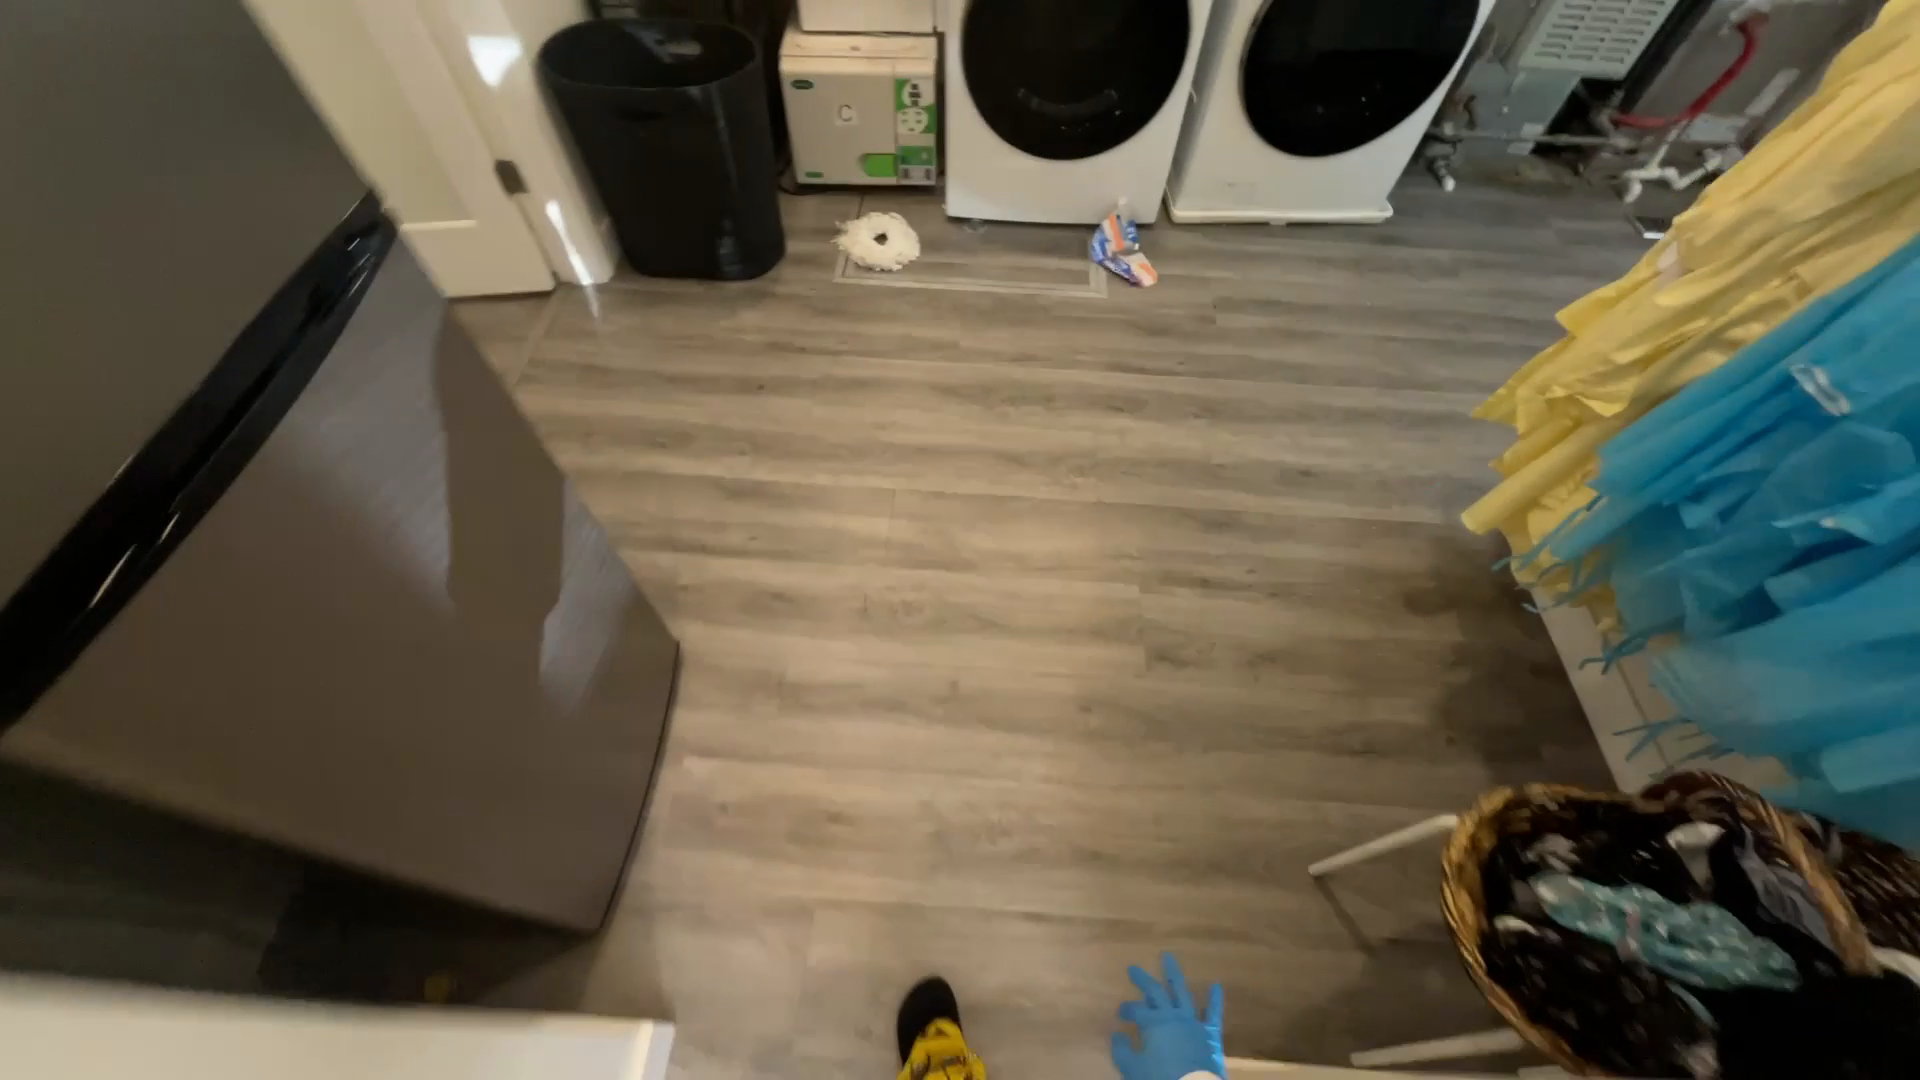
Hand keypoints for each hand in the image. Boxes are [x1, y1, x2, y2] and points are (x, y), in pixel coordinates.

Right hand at [1110, 952, 1225, 1079]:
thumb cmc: (1160, 1079)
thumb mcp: (1132, 1068)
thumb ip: (1122, 1050)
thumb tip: (1116, 1035)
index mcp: (1153, 1023)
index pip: (1136, 1010)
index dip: (1127, 1010)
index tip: (1120, 1014)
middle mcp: (1172, 1016)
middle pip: (1155, 992)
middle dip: (1143, 980)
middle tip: (1132, 968)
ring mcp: (1192, 1022)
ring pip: (1182, 993)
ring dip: (1174, 974)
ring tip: (1168, 957)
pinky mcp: (1210, 1034)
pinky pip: (1214, 1014)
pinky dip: (1215, 1000)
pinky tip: (1217, 985)